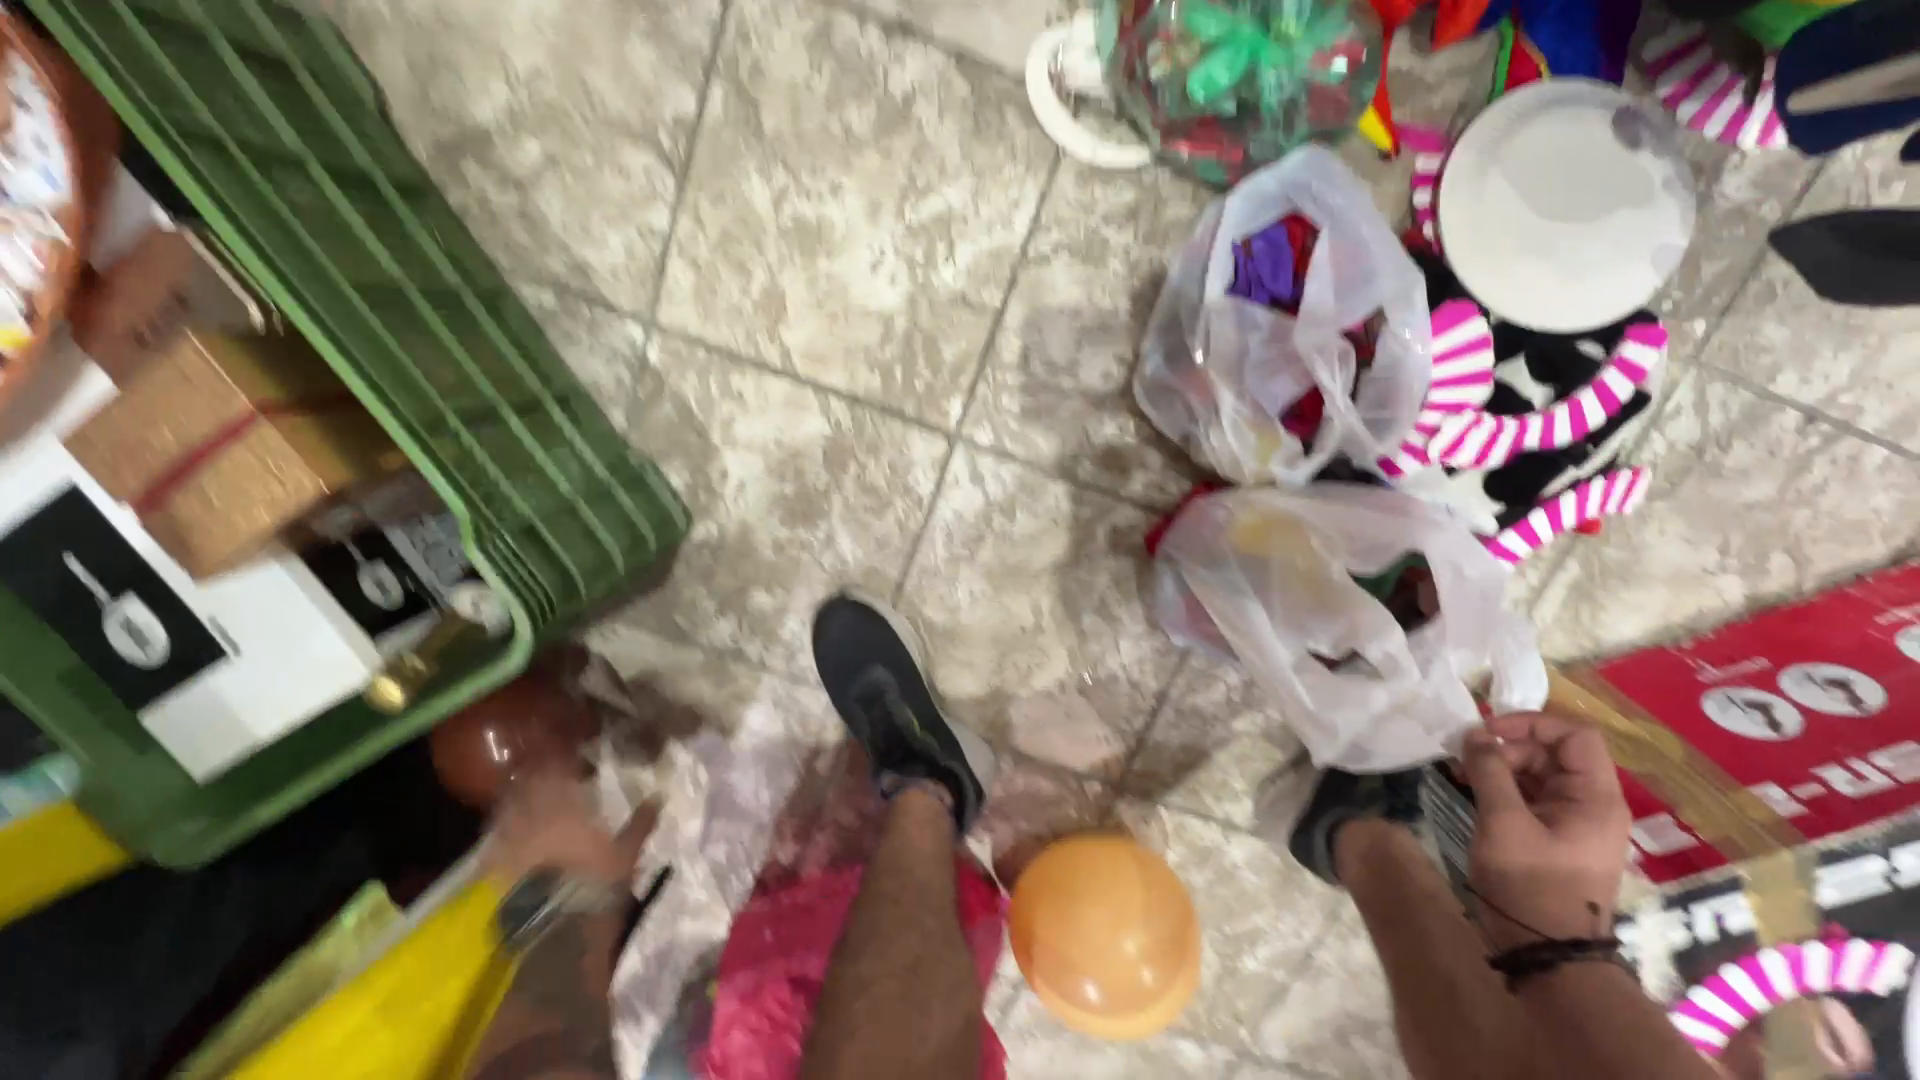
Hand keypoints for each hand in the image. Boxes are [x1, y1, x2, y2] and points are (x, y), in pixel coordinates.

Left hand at [485, 760, 657, 889]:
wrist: (559, 928)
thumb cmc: (597, 884)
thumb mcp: (627, 853)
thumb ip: (640, 823)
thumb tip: (658, 797)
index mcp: (568, 809)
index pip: (560, 773)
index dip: (563, 760)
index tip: (570, 754)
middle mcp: (536, 818)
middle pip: (531, 785)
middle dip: (538, 775)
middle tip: (547, 769)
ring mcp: (513, 841)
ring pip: (510, 807)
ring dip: (519, 797)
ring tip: (527, 793)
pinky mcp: (499, 866)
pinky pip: (495, 839)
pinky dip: (502, 829)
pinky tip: (509, 828)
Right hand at [1459, 711, 1631, 950]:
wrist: (1545, 951)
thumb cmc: (1530, 883)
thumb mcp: (1503, 822)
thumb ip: (1490, 771)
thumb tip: (1475, 733)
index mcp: (1595, 798)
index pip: (1574, 735)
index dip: (1531, 723)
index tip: (1487, 731)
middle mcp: (1591, 804)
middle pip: (1552, 752)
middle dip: (1508, 747)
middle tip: (1465, 758)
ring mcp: (1573, 822)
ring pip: (1538, 773)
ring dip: (1500, 766)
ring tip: (1461, 773)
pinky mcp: (1553, 836)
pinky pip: (1530, 796)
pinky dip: (1502, 786)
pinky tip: (1472, 790)